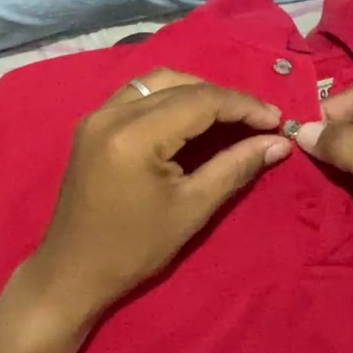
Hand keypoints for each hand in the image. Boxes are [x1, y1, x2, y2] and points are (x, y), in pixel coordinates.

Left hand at [28, 69, 291, 321]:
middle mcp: (112, 112)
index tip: (277, 120)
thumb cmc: (135, 248)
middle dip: (224, 98)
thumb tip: (279, 142)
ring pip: (158, 82)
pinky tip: (192, 119)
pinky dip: (170, 98)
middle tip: (259, 122)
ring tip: (230, 118)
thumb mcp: (192, 209)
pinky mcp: (92, 123)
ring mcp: (97, 114)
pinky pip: (139, 93)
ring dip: (197, 93)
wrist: (73, 270)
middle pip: (181, 84)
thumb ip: (235, 167)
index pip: (201, 100)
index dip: (243, 106)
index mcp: (135, 135)